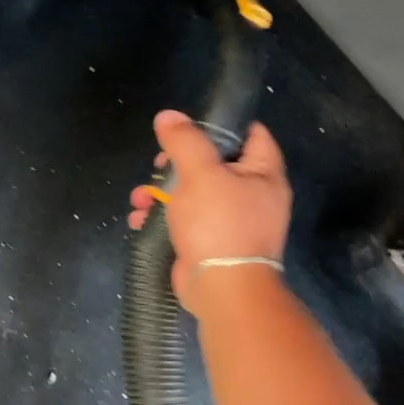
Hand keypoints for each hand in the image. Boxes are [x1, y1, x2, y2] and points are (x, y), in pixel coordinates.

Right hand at [128, 110, 291, 304]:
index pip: (252, 134)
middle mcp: (252, 196)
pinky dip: (161, 218)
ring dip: (162, 193)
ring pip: (193, 193)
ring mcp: (232, 222)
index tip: (190, 125)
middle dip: (178, 164)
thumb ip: (184, 141)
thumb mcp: (200, 173)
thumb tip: (168, 116)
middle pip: (214, 164)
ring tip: (140, 198)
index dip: (223, 124)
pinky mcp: (210, 243)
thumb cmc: (219, 223)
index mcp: (263, 174)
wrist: (222, 288)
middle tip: (159, 165)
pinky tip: (141, 219)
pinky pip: (184, 221)